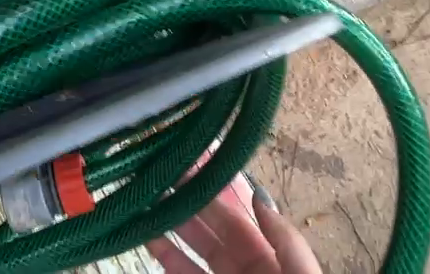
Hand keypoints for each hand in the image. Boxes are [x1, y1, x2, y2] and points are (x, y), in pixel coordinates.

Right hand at [146, 174, 321, 273]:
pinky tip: (149, 240)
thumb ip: (284, 240)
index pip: (236, 219)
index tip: (187, 166)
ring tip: (145, 204)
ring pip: (191, 256)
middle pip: (209, 233)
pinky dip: (166, 260)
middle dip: (184, 205)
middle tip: (157, 178)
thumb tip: (257, 193)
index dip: (212, 193)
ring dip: (169, 230)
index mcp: (271, 262)